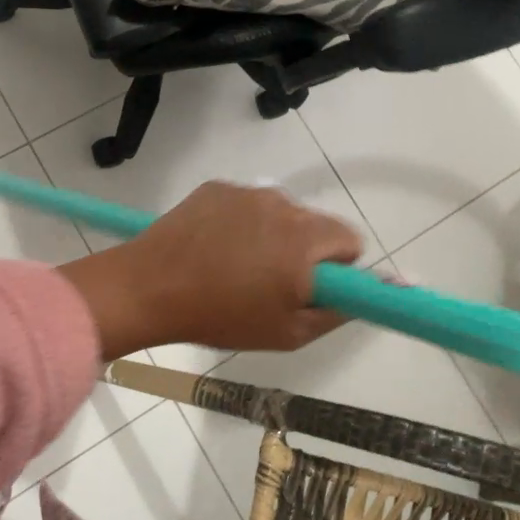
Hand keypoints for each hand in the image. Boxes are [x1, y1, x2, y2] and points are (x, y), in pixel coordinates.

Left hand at [59, 182, 364, 360]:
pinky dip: (238, 223)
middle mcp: (279, 204)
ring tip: (232, 268)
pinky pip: (244, 205)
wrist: (147, 288)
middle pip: (313, 224)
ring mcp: (243, 192)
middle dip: (303, 252)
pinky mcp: (213, 187)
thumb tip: (372, 294)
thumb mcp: (288, 332)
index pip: (349, 241)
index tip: (312, 289)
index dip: (337, 268)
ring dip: (269, 236)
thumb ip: (338, 311)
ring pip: (277, 214)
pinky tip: (211, 249)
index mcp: (304, 238)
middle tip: (268, 285)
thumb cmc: (219, 316)